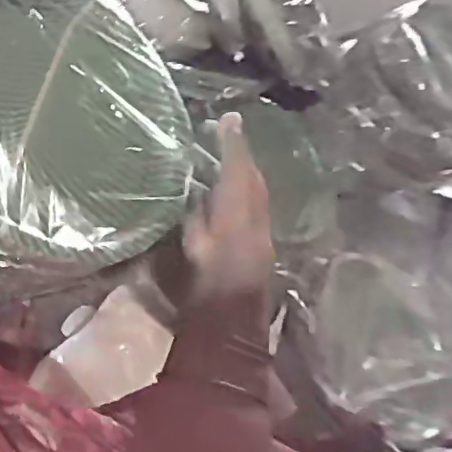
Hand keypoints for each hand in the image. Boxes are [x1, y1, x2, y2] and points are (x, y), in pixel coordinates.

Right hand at [167, 113, 293, 418]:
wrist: (231, 334)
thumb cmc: (202, 296)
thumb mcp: (189, 254)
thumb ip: (192, 222)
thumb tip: (192, 195)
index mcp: (236, 223)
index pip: (238, 174)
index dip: (233, 145)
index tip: (228, 117)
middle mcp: (255, 224)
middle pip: (254, 181)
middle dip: (242, 152)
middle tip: (228, 129)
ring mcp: (262, 236)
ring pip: (258, 194)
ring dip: (245, 170)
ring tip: (228, 153)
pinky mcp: (260, 247)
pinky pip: (254, 208)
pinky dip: (244, 190)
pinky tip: (229, 191)